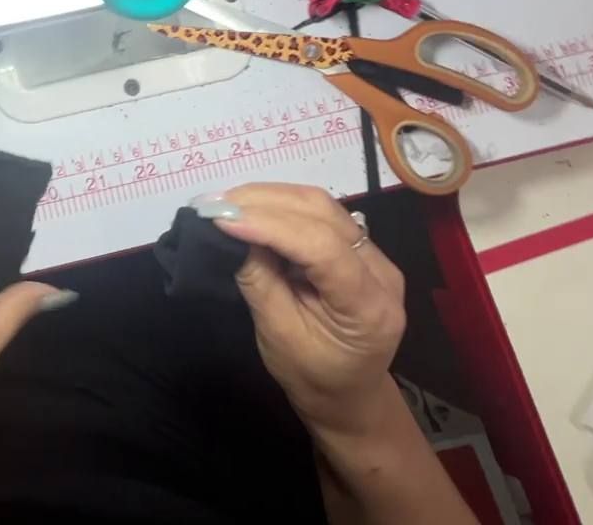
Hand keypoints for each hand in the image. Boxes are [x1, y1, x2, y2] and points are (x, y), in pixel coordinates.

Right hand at [191, 183, 405, 434]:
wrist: (349, 396)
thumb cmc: (312, 376)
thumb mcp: (278, 335)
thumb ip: (258, 280)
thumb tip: (230, 231)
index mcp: (369, 306)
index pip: (321, 246)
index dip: (270, 225)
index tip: (220, 218)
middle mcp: (380, 270)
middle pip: (321, 213)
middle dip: (262, 201)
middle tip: (212, 204)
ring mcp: (373, 253)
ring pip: (318, 203)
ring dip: (267, 197)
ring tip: (223, 203)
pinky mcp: (357, 245)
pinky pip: (317, 211)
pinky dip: (278, 204)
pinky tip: (248, 207)